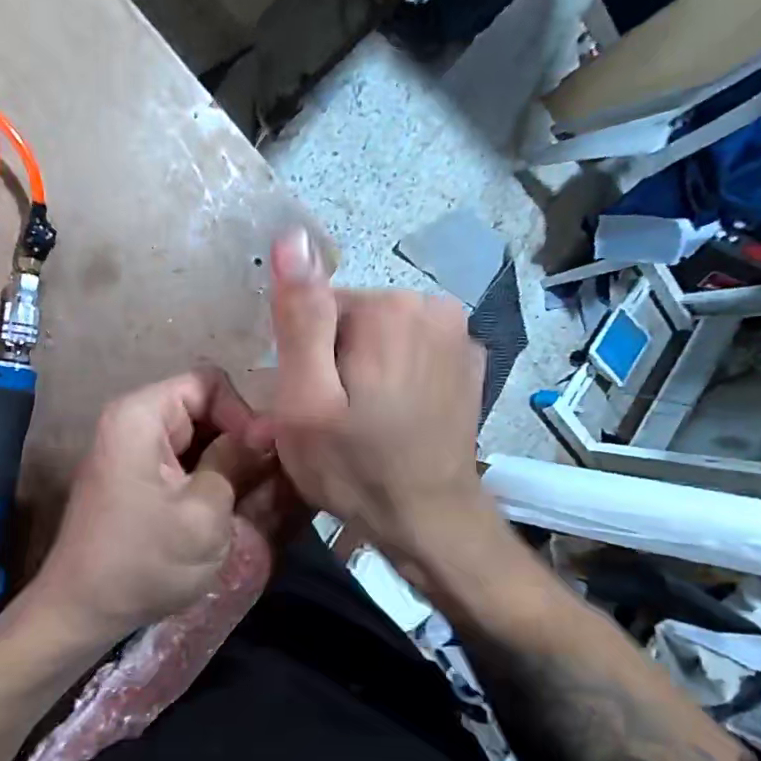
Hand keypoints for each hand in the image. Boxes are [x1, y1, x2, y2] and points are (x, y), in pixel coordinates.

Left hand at [27, 369, 275, 642]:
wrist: (82, 611)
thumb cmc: (144, 562)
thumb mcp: (204, 514)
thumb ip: (237, 462)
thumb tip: (267, 432)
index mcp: (140, 415)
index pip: (209, 383)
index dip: (243, 412)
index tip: (263, 455)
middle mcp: (132, 421)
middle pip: (203, 407)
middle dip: (237, 439)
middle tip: (267, 478)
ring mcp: (132, 449)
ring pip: (197, 436)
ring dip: (226, 462)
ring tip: (253, 495)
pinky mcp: (136, 475)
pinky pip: (182, 459)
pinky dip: (208, 476)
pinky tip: (226, 506)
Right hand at [258, 228, 494, 581]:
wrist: (431, 522)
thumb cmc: (356, 468)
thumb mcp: (306, 398)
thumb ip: (299, 316)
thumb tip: (292, 238)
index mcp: (390, 307)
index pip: (317, 306)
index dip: (303, 356)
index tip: (309, 401)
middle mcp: (434, 305)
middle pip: (352, 317)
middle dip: (334, 360)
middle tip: (333, 417)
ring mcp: (459, 334)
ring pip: (380, 334)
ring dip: (364, 369)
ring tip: (364, 421)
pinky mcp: (468, 362)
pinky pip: (410, 352)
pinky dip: (395, 377)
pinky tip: (395, 418)